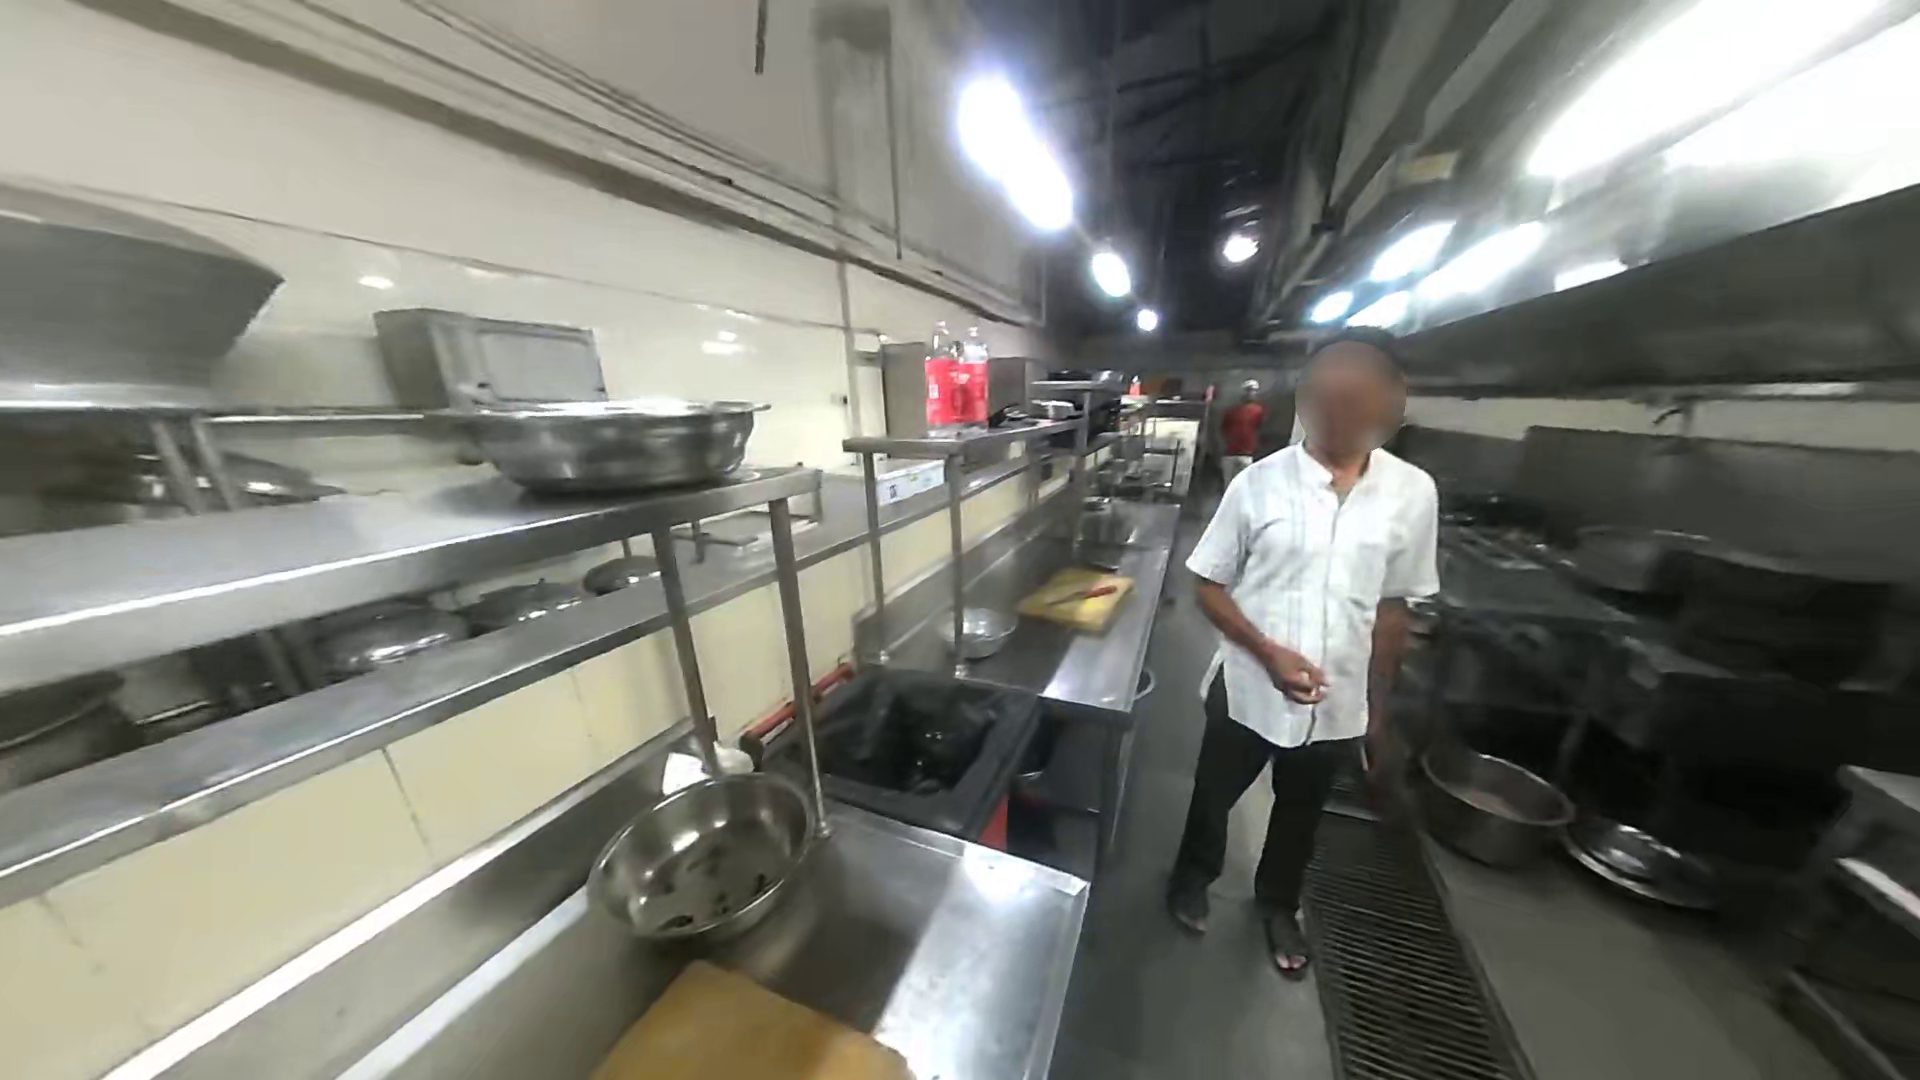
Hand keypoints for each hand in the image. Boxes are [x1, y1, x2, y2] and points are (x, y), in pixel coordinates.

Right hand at [1257, 641, 1325, 703]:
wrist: (1266, 652)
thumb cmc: (1284, 654)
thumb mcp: (1302, 661)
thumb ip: (1315, 673)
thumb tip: (1327, 683)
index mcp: (1293, 682)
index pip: (1310, 688)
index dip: (1319, 686)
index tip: (1327, 683)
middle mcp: (1286, 688)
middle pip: (1303, 700)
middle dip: (1314, 699)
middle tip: (1324, 695)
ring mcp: (1281, 688)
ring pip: (1296, 699)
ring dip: (1307, 698)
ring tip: (1315, 693)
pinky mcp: (1278, 686)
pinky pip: (1291, 695)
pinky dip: (1299, 694)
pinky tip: (1304, 688)